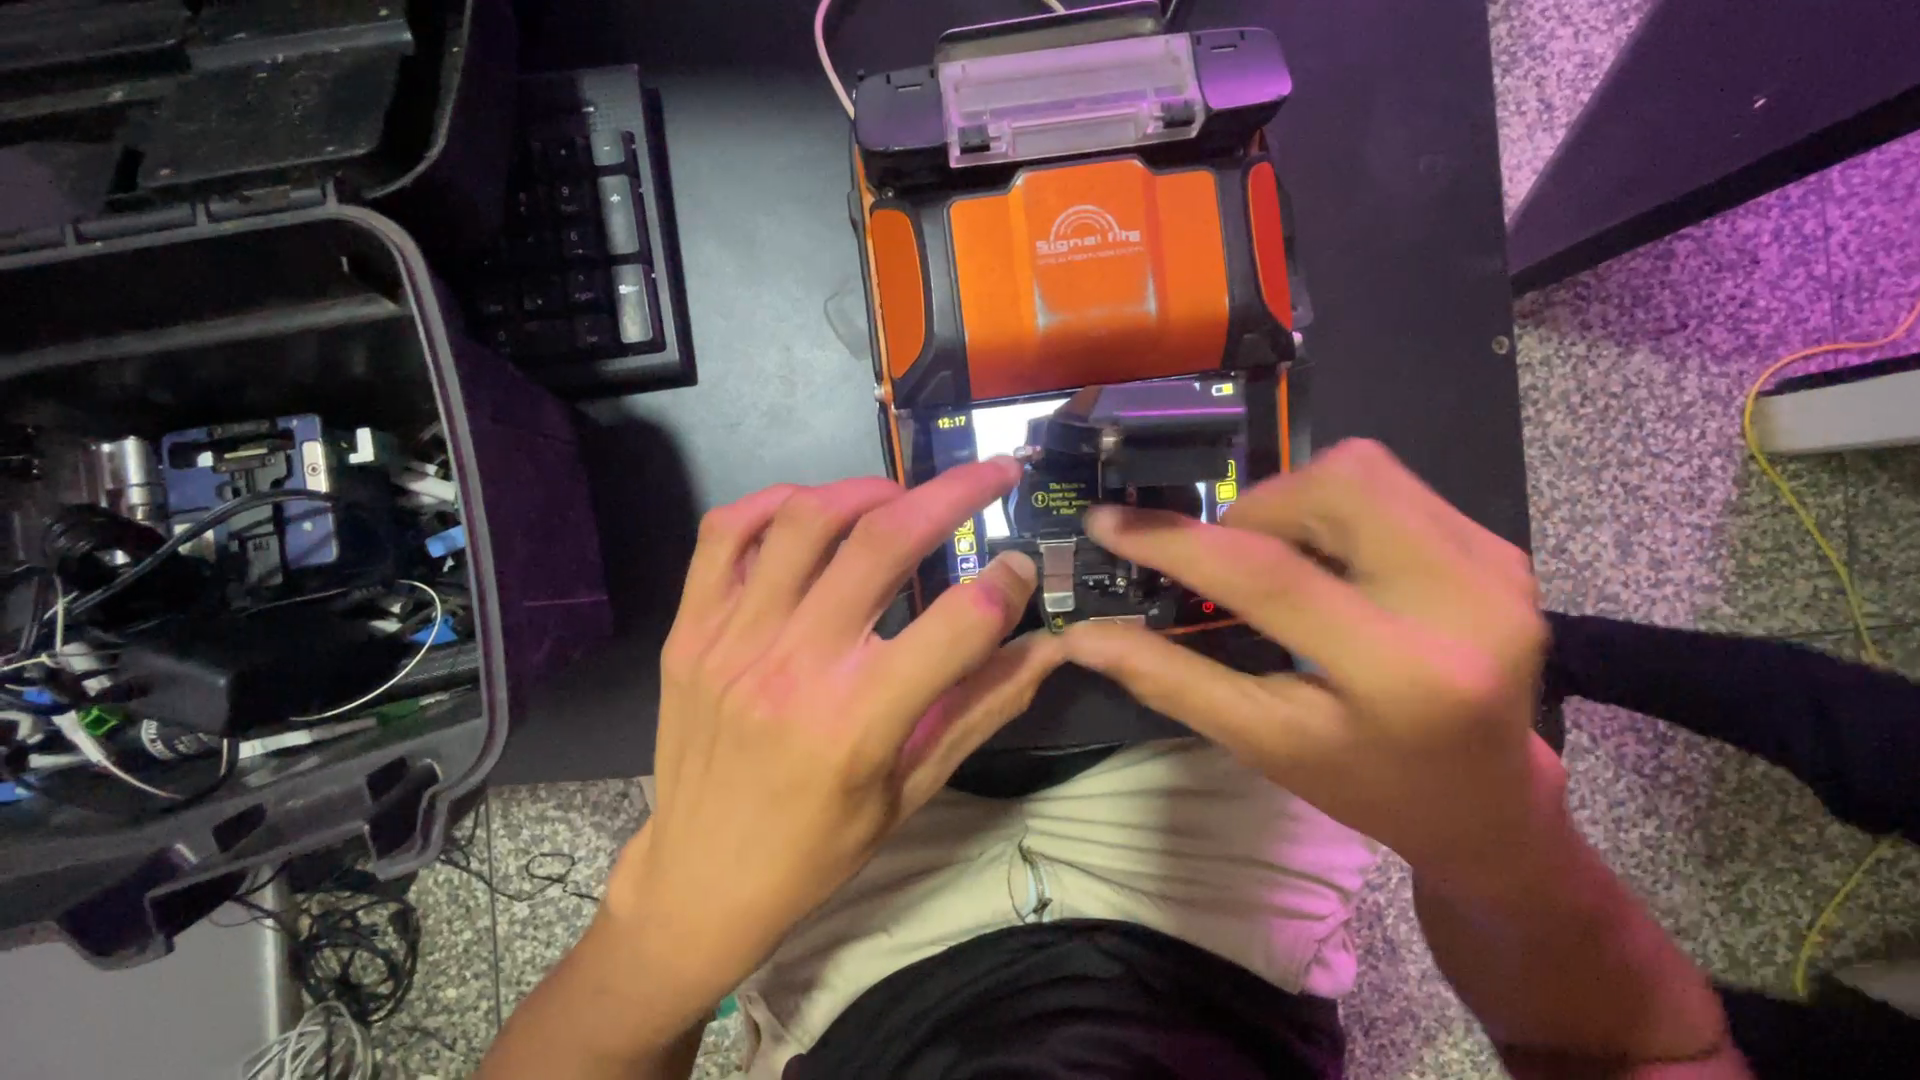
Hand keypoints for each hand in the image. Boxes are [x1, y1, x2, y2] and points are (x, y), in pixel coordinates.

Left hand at [603, 461, 1062, 1034]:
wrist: (701, 878)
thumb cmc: (819, 846)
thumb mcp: (914, 789)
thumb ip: (982, 708)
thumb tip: (1050, 646)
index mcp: (860, 720)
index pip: (958, 621)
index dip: (1005, 582)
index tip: (1020, 564)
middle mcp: (796, 666)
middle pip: (883, 542)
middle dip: (953, 494)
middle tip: (990, 474)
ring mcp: (733, 640)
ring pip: (805, 521)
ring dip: (867, 491)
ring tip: (901, 497)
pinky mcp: (690, 630)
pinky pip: (723, 534)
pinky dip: (773, 502)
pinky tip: (810, 508)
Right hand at [1062, 439, 1554, 891]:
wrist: (1489, 803)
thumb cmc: (1367, 784)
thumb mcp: (1263, 743)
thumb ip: (1172, 681)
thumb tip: (1084, 636)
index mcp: (1402, 673)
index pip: (1270, 577)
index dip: (1179, 543)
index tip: (1111, 524)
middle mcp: (1466, 603)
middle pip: (1336, 486)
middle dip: (1258, 506)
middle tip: (1231, 559)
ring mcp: (1494, 567)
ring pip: (1366, 469)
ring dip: (1296, 501)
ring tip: (1282, 562)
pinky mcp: (1502, 549)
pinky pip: (1395, 487)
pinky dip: (1339, 510)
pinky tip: (1335, 566)